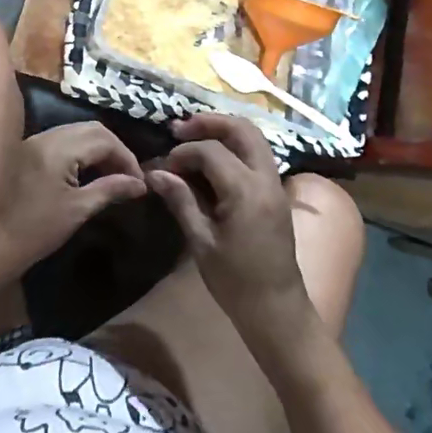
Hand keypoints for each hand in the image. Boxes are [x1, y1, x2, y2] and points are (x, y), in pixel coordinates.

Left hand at [0, 122, 146, 275]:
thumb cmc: (35, 228)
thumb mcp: (77, 210)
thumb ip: (109, 189)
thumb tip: (139, 183)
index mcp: (60, 147)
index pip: (104, 138)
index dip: (127, 158)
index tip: (139, 183)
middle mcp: (47, 137)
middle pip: (91, 129)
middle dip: (114, 149)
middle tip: (128, 177)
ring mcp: (34, 143)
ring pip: (76, 133)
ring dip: (97, 150)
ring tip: (112, 177)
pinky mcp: (27, 153)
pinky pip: (62, 142)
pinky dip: (80, 153)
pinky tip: (87, 175)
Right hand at [148, 114, 310, 334]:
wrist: (277, 309)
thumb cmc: (235, 281)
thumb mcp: (202, 242)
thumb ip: (181, 201)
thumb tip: (155, 173)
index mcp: (246, 192)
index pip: (211, 151)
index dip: (183, 152)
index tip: (163, 167)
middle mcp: (266, 180)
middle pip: (242, 130)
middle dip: (209, 123)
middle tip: (179, 128)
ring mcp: (276, 185)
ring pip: (254, 138)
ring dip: (224, 131)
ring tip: (193, 137)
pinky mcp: (277, 193)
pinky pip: (258, 155)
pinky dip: (235, 146)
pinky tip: (211, 159)